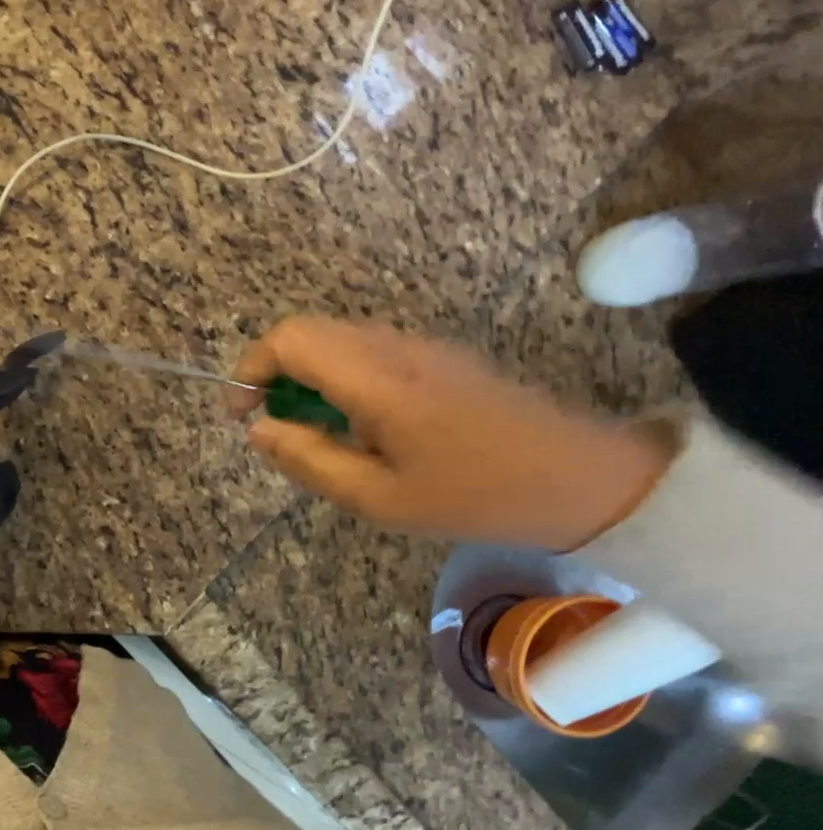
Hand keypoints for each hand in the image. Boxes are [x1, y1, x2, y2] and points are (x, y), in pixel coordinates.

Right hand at [229, 316, 674, 550]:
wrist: (587, 480)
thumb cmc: (475, 497)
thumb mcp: (377, 498)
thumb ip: (307, 459)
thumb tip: (258, 429)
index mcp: (378, 381)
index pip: (289, 340)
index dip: (249, 369)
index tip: (241, 413)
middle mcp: (397, 349)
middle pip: (308, 331)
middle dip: (273, 371)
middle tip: (273, 423)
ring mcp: (423, 347)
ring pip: (337, 338)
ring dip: (307, 374)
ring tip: (315, 430)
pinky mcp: (441, 356)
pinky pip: (369, 349)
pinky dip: (340, 376)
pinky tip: (359, 424)